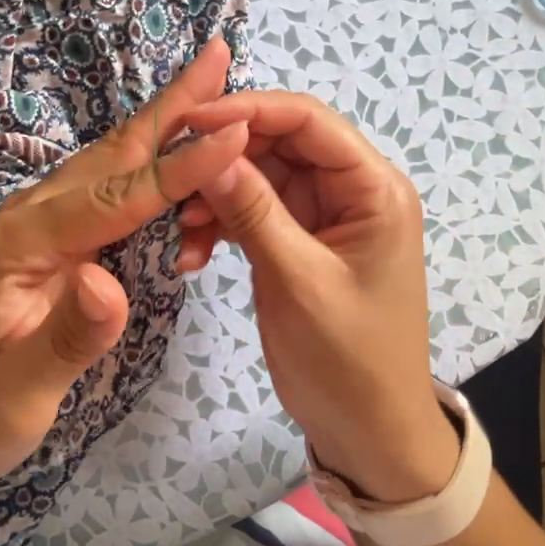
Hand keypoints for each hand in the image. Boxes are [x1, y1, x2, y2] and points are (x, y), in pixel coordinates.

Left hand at [0, 37, 247, 545]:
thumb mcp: (17, 393)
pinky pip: (113, 190)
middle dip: (170, 106)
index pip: (114, 197)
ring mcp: (43, 222)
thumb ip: (67, 337)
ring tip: (213, 89)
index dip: (178, 166)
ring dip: (165, 125)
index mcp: (22, 242)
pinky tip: (182, 152)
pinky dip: (154, 162)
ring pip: (113, 162)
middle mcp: (32, 216)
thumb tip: (113, 284)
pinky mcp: (57, 238)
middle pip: (113, 154)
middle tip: (218, 55)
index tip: (234, 132)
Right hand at [179, 91, 460, 504]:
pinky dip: (220, 224)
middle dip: (225, 156)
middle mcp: (350, 188)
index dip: (249, 110)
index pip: (308, 120)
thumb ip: (254, 212)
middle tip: (171, 172)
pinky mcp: (297, 237)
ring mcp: (321, 213)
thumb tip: (210, 151)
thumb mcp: (300, 282)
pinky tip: (192, 253)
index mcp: (373, 187)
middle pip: (278, 143)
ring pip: (258, 175)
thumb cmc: (350, 360)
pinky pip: (252, 210)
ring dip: (216, 194)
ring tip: (182, 229)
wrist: (368, 436)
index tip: (191, 122)